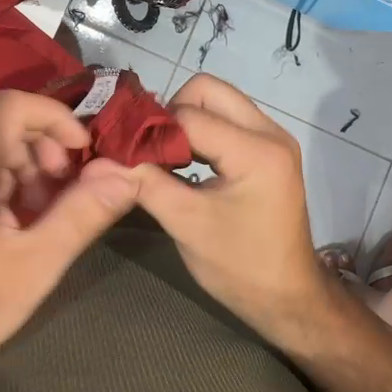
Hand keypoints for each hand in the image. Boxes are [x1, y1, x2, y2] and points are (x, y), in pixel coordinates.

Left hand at [0, 90, 140, 376]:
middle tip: (67, 183)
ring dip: (28, 158)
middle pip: (2, 116)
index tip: (83, 153)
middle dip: (44, 140)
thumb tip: (126, 176)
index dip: (54, 117)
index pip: (12, 105)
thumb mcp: (37, 263)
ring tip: (49, 205)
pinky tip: (24, 214)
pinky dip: (8, 172)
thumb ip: (82, 213)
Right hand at [128, 74, 330, 342]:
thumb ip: (144, 183)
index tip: (126, 154)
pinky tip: (186, 162)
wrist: (290, 301)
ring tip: (165, 157)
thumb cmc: (240, 266)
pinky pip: (227, 118)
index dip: (152, 131)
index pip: (188, 117)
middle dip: (172, 113)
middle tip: (152, 150)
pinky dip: (201, 130)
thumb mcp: (186, 224)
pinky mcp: (269, 148)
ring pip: (217, 100)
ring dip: (186, 120)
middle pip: (207, 90)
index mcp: (256, 151)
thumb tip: (101, 158)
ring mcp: (273, 138)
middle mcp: (270, 132)